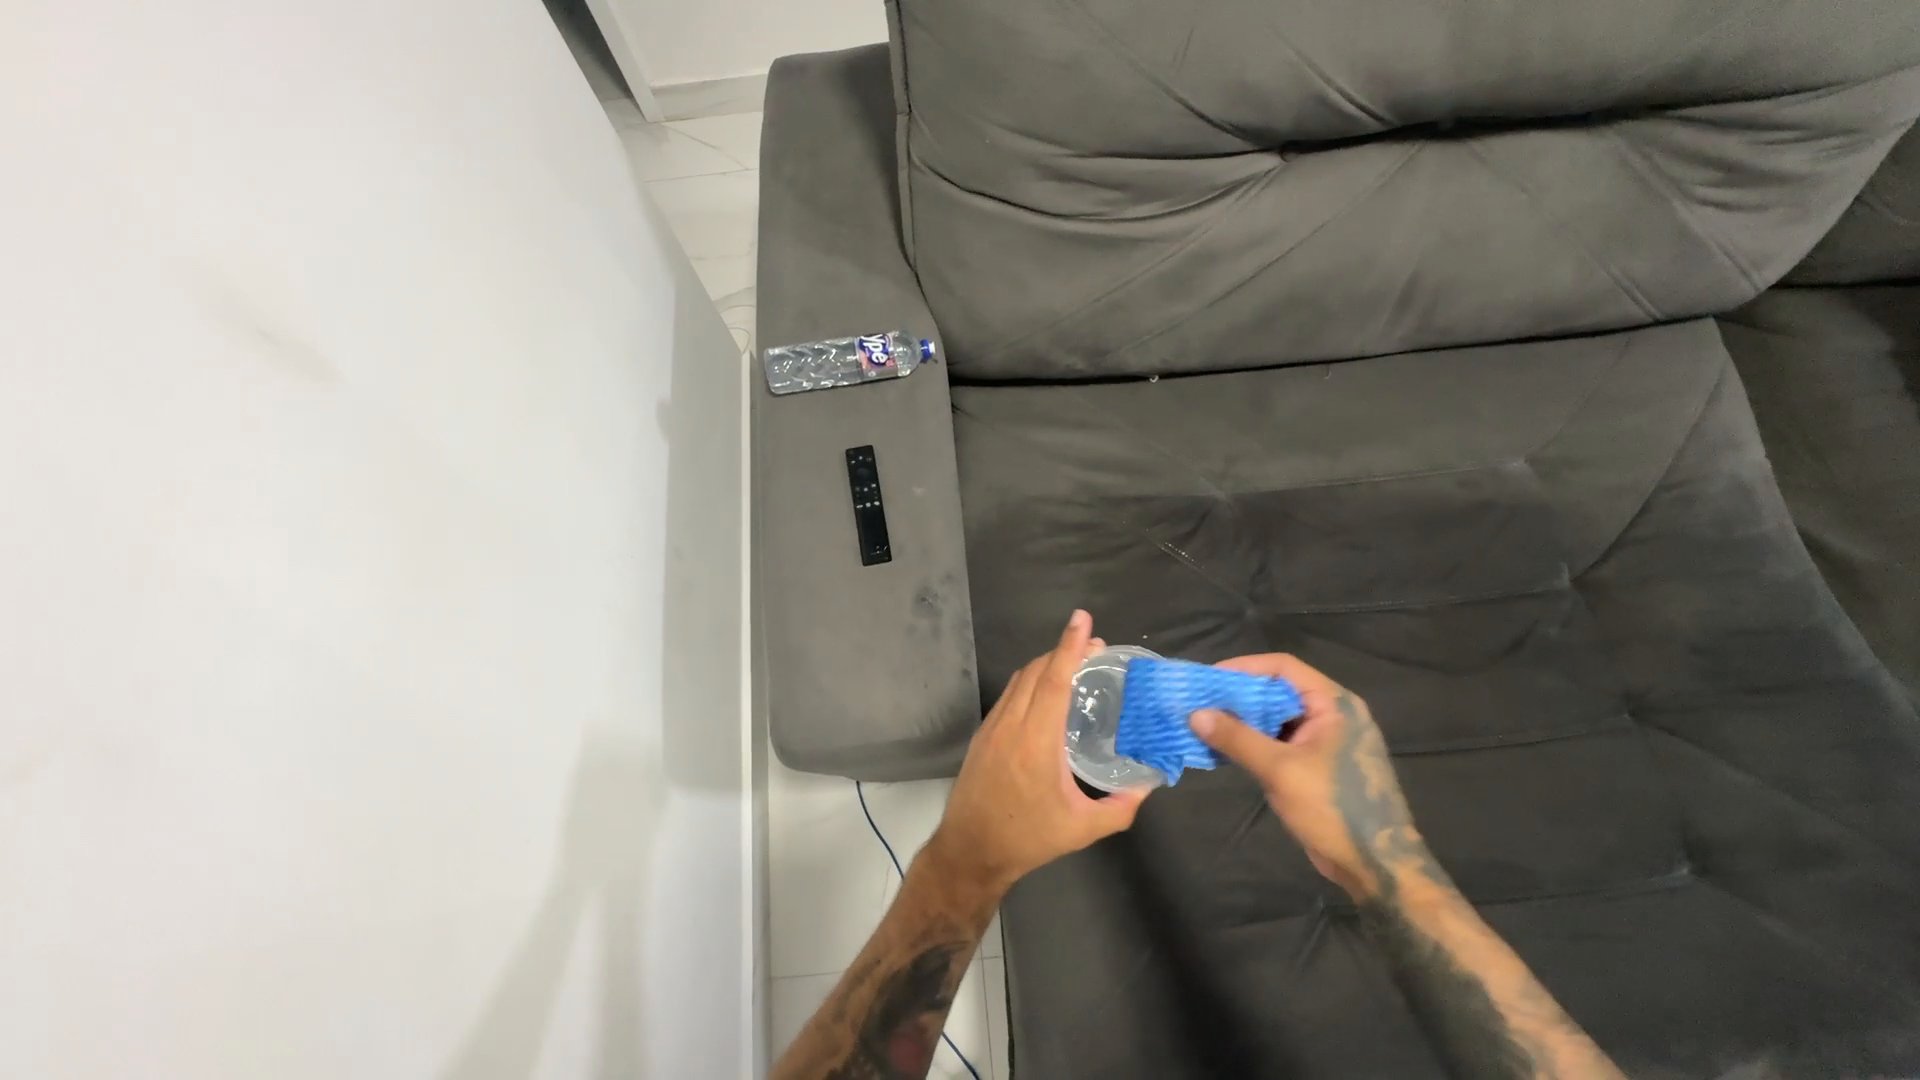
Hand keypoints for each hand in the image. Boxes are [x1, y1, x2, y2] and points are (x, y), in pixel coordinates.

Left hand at [929, 611, 1150, 892]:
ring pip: (1019, 681)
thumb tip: (1148, 785)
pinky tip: (1046, 693)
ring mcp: (992, 727)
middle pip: (1036, 672)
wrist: (970, 850)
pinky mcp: (983, 735)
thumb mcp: (1083, 828)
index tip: (1083, 621)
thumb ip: (1121, 807)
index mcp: (1036, 741)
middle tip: (1095, 647)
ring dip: (1046, 665)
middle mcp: (1011, 725)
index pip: (1054, 680)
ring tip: (1075, 664)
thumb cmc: (1028, 837)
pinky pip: (1009, 695)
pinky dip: (1030, 682)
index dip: (1070, 647)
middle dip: (1064, 652)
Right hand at [1188, 654, 1429, 900]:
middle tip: (1201, 701)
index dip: (1244, 667)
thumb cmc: (1333, 808)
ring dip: (1244, 720)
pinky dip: (1255, 741)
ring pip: (1278, 717)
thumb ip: (1237, 738)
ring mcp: (1327, 741)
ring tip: (1207, 724)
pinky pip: (1282, 741)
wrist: (1376, 866)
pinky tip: (1227, 749)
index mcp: (1334, 705)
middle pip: (1279, 690)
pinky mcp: (1319, 765)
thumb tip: (1196, 714)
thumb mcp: (1280, 770)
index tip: (1208, 679)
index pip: (1283, 667)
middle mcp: (1333, 715)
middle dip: (1238, 695)